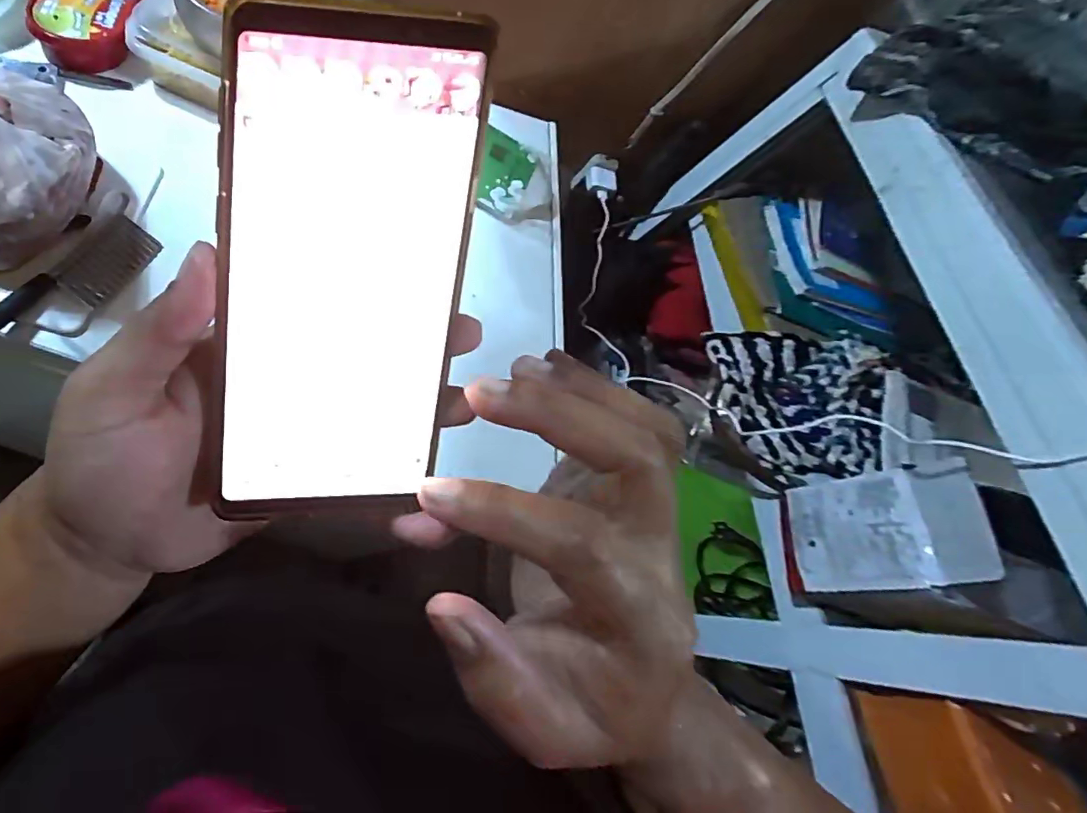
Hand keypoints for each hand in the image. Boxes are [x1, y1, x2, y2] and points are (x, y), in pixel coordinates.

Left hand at [31, 241, 483, 580]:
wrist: (100, 543)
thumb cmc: (96, 452)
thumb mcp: (116, 385)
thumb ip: (161, 329)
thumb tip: (205, 252)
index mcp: (227, 344)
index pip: (290, 300)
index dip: (343, 281)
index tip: (403, 267)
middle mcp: (262, 382)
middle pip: (340, 354)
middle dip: (400, 342)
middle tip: (461, 331)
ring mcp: (281, 437)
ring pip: (355, 414)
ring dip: (408, 407)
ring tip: (464, 402)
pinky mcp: (290, 488)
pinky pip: (344, 484)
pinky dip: (385, 492)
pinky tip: (428, 505)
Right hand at [393, 349, 694, 770]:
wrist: (642, 690)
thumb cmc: (582, 704)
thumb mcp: (535, 721)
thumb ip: (491, 671)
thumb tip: (442, 606)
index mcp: (635, 614)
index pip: (579, 544)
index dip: (499, 510)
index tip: (428, 492)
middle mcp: (658, 553)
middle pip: (637, 461)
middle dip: (556, 415)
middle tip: (477, 392)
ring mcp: (655, 514)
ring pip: (647, 432)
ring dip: (579, 389)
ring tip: (513, 366)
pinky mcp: (635, 489)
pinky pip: (639, 425)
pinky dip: (594, 387)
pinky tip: (543, 366)